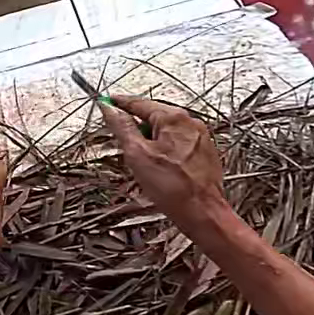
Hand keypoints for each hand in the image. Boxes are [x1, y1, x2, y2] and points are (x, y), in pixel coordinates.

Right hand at [98, 95, 230, 232]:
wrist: (203, 213)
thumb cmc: (174, 188)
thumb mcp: (137, 154)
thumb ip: (122, 127)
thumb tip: (110, 109)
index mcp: (174, 118)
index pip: (140, 103)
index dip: (121, 103)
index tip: (109, 101)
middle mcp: (190, 122)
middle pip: (154, 116)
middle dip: (137, 127)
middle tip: (123, 139)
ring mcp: (200, 137)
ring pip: (166, 131)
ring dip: (151, 140)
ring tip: (143, 161)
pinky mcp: (204, 151)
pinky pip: (178, 142)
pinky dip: (165, 149)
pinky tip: (160, 167)